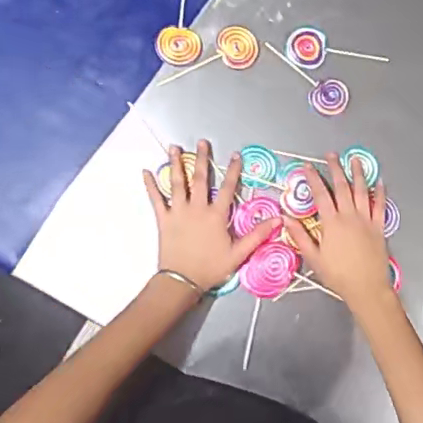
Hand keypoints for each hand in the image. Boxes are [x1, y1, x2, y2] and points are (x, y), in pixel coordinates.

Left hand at [142, 140, 278, 293]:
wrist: (182, 280)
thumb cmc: (211, 268)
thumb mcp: (239, 253)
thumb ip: (257, 234)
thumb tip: (277, 220)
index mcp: (216, 216)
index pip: (229, 188)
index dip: (233, 170)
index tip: (235, 155)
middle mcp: (197, 209)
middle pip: (201, 179)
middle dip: (203, 159)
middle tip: (202, 142)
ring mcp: (178, 212)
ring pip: (177, 183)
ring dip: (176, 163)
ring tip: (174, 147)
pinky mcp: (163, 219)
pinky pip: (155, 199)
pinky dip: (150, 185)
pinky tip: (145, 172)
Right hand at [282, 153, 392, 311]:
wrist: (366, 287)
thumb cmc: (338, 275)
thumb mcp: (313, 258)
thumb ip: (300, 236)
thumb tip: (286, 218)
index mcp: (332, 223)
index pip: (320, 194)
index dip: (313, 178)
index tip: (308, 166)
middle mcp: (349, 216)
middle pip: (342, 186)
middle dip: (335, 168)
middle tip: (331, 155)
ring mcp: (366, 220)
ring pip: (362, 191)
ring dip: (358, 174)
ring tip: (355, 160)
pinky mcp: (379, 227)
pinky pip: (380, 206)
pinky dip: (380, 192)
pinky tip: (380, 182)